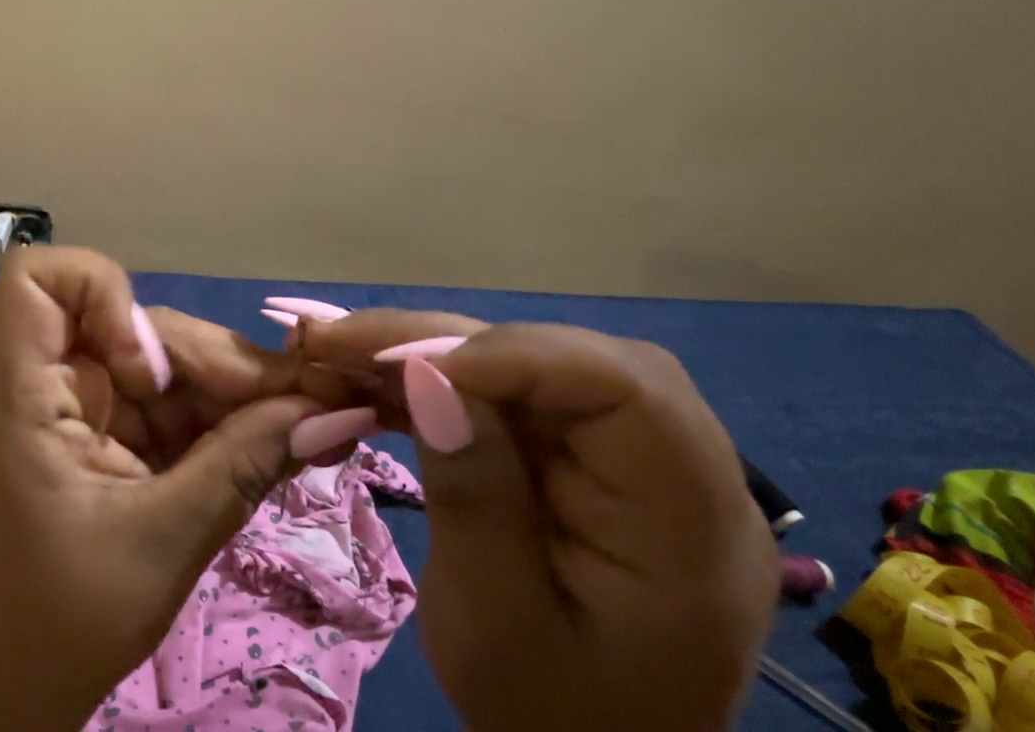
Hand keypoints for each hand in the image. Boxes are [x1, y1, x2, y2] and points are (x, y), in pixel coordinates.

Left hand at [0, 248, 322, 731]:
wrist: (14, 684)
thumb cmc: (67, 616)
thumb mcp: (164, 538)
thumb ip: (243, 463)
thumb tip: (333, 410)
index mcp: (25, 395)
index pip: (37, 281)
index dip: (102, 293)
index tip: (152, 370)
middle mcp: (48, 386)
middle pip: (136, 326)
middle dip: (219, 363)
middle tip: (306, 403)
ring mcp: (80, 412)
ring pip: (166, 367)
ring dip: (238, 395)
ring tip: (314, 426)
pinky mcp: (108, 440)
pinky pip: (171, 409)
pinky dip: (223, 425)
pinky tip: (282, 441)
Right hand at [292, 311, 775, 731]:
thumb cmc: (543, 712)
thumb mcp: (493, 622)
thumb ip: (471, 495)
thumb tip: (424, 373)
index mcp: (690, 526)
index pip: (625, 389)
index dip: (515, 354)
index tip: (404, 362)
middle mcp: (681, 473)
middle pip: (572, 361)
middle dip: (452, 340)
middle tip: (345, 340)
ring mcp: (633, 463)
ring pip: (534, 367)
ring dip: (436, 354)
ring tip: (344, 351)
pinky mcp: (588, 464)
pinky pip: (517, 399)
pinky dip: (445, 385)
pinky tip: (381, 384)